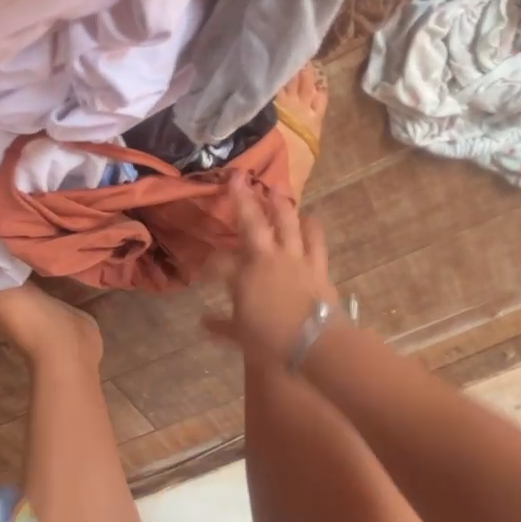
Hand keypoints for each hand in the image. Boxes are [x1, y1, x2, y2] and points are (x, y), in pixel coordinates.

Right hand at [202, 179, 338, 361]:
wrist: (317, 343)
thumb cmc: (273, 340)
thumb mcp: (241, 336)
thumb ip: (221, 326)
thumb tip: (203, 322)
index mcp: (244, 276)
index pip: (221, 260)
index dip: (211, 259)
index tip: (206, 260)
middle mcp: (268, 259)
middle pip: (253, 223)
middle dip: (243, 200)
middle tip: (239, 178)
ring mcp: (296, 259)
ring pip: (288, 223)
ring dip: (281, 205)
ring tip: (278, 189)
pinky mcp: (318, 266)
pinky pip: (315, 240)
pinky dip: (312, 228)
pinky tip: (311, 219)